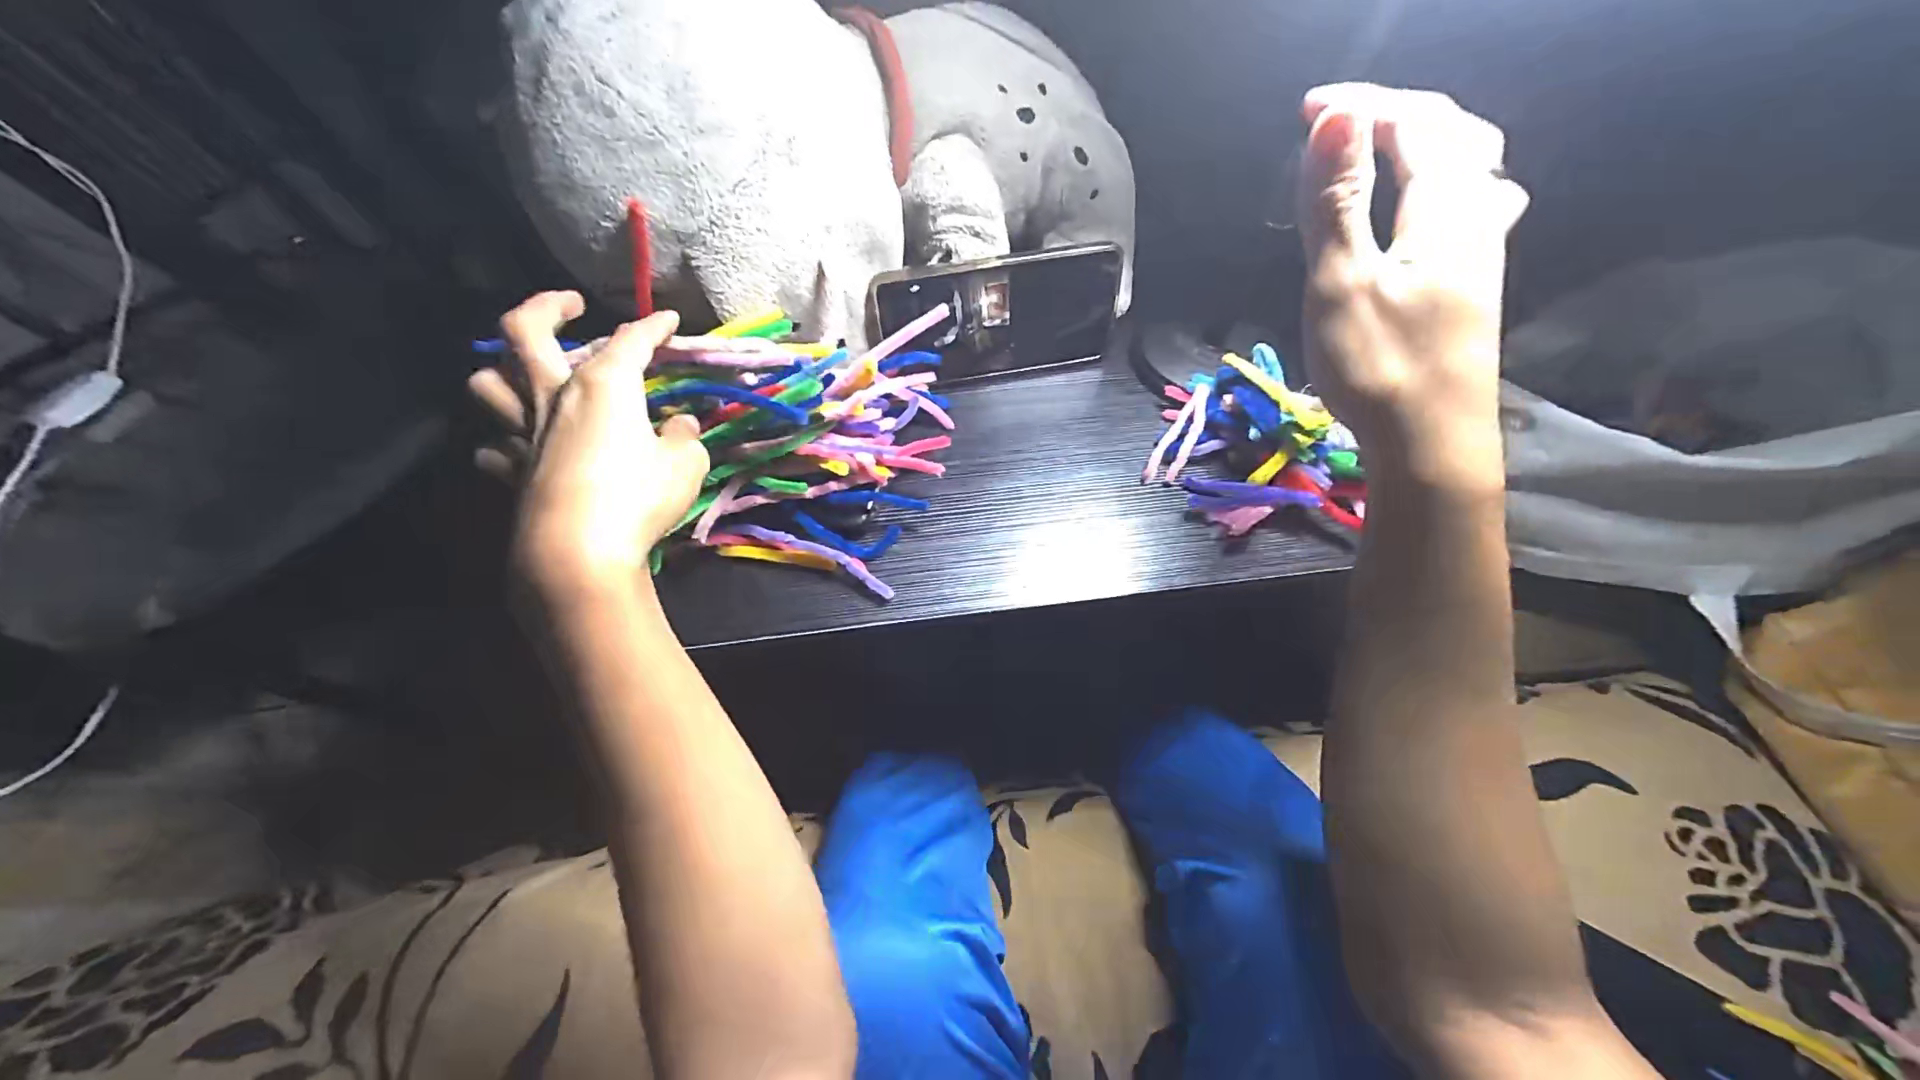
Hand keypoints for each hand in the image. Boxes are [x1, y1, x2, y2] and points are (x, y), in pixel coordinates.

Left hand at [468, 291, 708, 606]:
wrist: (578, 552)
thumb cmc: (638, 499)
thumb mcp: (686, 465)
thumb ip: (684, 438)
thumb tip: (679, 425)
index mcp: (603, 385)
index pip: (630, 341)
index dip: (653, 327)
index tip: (668, 320)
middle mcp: (555, 396)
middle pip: (524, 330)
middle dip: (546, 306)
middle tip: (569, 303)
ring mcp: (525, 433)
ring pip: (488, 382)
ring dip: (503, 369)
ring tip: (526, 372)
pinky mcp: (512, 472)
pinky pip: (495, 446)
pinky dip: (505, 441)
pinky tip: (521, 447)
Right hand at [1296, 83, 1528, 493]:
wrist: (1432, 444)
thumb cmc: (1380, 367)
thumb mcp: (1341, 284)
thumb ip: (1335, 203)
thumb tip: (1336, 118)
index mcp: (1446, 208)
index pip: (1413, 123)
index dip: (1362, 104)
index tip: (1306, 109)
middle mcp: (1477, 218)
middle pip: (1454, 135)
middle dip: (1397, 112)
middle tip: (1342, 119)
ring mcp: (1482, 253)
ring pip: (1472, 168)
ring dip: (1428, 141)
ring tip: (1386, 144)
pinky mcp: (1473, 287)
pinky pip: (1470, 205)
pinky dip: (1443, 180)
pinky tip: (1437, 203)